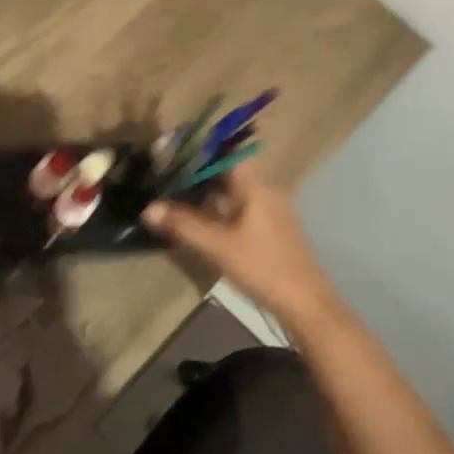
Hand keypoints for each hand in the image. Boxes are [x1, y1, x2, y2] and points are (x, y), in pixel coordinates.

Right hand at [143, 163, 331, 318]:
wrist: (304, 303)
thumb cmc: (262, 267)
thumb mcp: (218, 246)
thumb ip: (183, 224)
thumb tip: (148, 209)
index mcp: (256, 187)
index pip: (226, 154)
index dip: (199, 150)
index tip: (173, 151)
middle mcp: (265, 192)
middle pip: (228, 172)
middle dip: (198, 172)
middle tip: (167, 175)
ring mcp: (269, 211)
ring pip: (232, 191)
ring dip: (206, 191)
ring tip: (175, 195)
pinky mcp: (269, 229)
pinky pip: (237, 207)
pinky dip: (217, 208)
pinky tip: (198, 220)